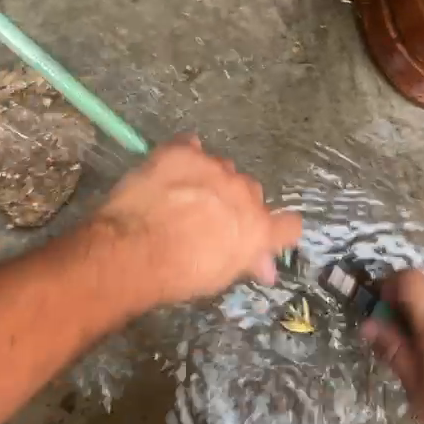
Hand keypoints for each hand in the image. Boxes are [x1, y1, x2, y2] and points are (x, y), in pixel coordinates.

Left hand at [81, 137, 299, 310]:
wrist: (134, 249)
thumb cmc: (178, 274)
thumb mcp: (219, 276)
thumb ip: (245, 261)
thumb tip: (264, 266)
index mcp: (258, 228)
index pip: (289, 224)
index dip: (276, 229)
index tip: (258, 233)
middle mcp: (243, 192)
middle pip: (249, 191)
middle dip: (234, 202)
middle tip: (208, 218)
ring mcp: (214, 167)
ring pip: (220, 168)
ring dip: (208, 179)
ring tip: (181, 195)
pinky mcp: (183, 151)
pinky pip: (190, 146)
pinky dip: (184, 156)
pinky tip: (169, 171)